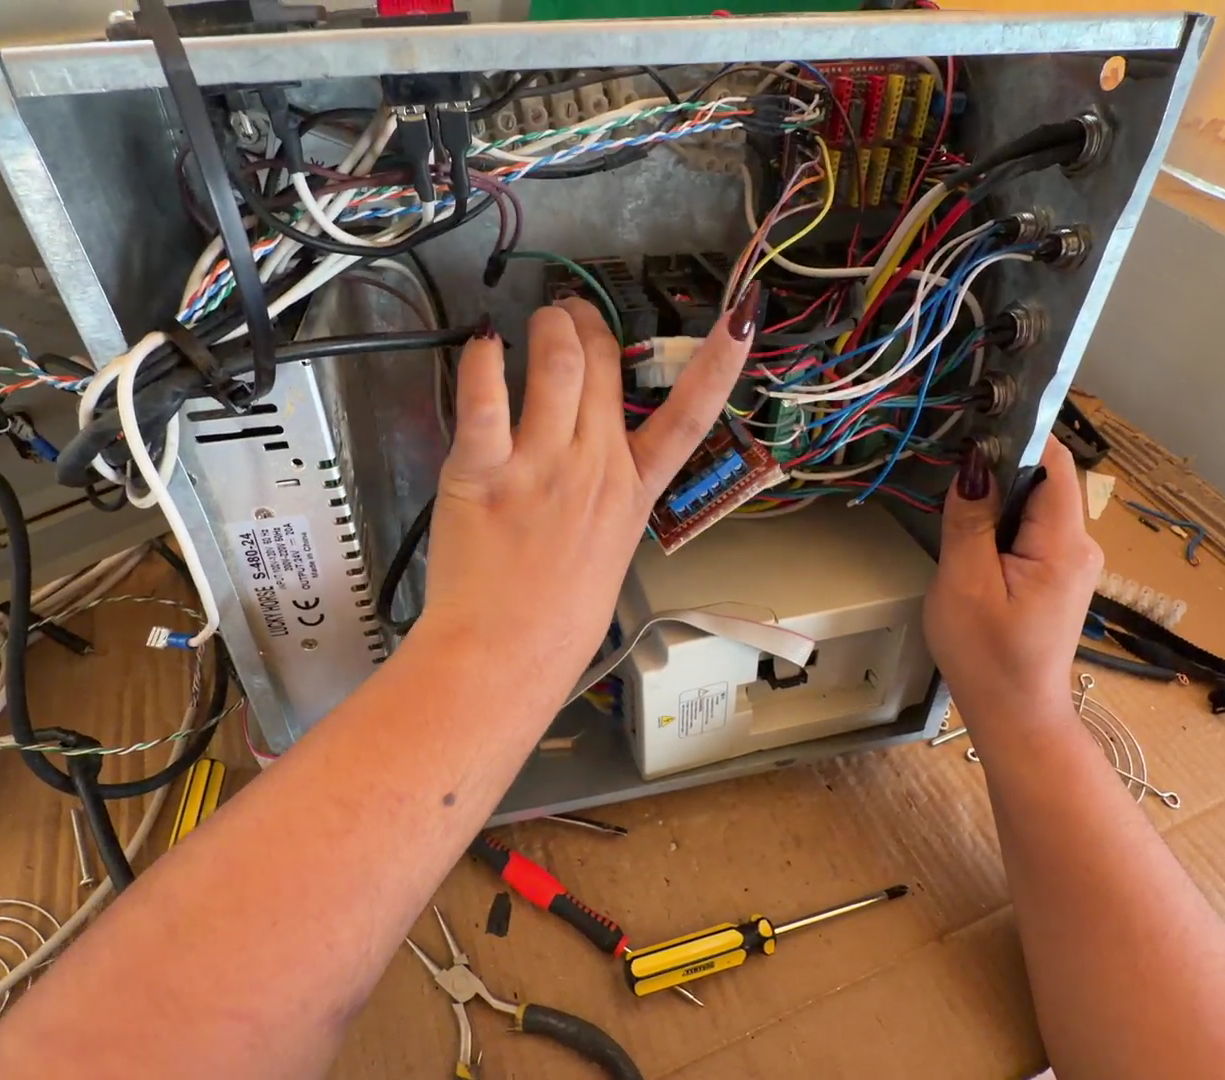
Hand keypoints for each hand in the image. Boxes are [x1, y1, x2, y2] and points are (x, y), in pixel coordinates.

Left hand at [414, 290, 759, 694]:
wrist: (508, 655)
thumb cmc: (560, 616)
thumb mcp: (608, 549)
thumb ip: (605, 495)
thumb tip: (584, 457)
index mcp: (632, 490)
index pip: (690, 416)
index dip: (720, 363)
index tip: (741, 318)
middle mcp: (595, 467)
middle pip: (603, 366)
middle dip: (587, 324)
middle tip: (568, 312)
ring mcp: (541, 467)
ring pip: (556, 364)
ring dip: (547, 328)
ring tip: (535, 321)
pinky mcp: (484, 472)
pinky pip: (485, 398)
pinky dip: (482, 362)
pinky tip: (483, 345)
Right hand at [923, 437, 1103, 729]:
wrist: (1014, 713)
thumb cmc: (986, 654)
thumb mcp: (965, 584)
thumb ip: (969, 521)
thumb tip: (972, 464)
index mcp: (1063, 544)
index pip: (1055, 464)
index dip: (1020, 435)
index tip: (978, 420)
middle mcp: (1079, 546)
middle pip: (1046, 481)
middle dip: (1000, 466)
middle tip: (952, 462)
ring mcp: (1071, 562)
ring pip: (1036, 506)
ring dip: (998, 496)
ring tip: (955, 498)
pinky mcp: (1057, 576)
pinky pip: (1032, 530)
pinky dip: (1003, 522)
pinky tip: (972, 534)